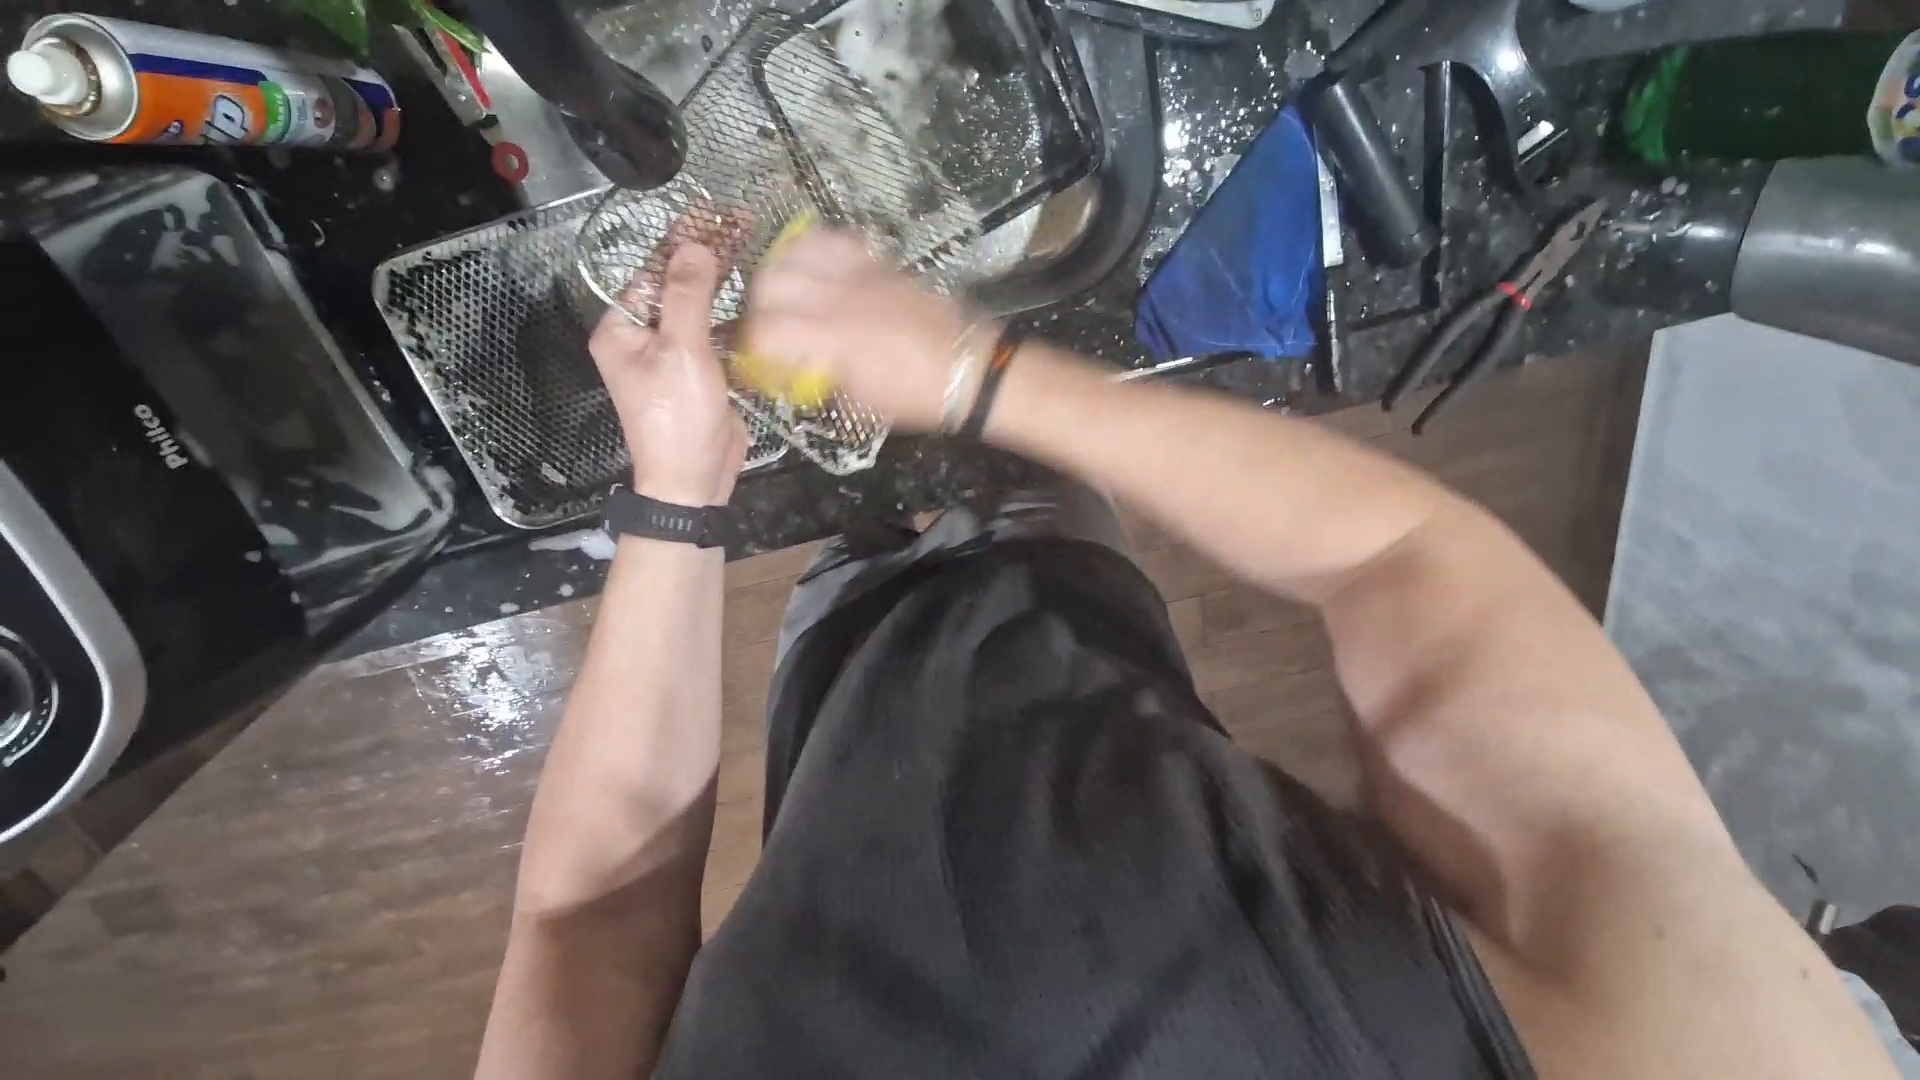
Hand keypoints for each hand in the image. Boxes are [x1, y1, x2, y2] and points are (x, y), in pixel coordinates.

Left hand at [590, 242, 747, 506]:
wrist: (694, 481)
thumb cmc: (678, 418)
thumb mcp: (681, 352)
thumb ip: (687, 296)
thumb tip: (694, 244)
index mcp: (622, 329)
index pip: (651, 270)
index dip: (683, 239)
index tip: (714, 211)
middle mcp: (642, 337)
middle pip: (674, 285)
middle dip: (705, 255)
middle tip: (741, 222)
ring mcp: (672, 355)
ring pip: (697, 308)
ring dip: (722, 282)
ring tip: (753, 247)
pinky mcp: (699, 372)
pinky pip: (713, 333)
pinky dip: (731, 315)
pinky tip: (755, 296)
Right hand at [741, 230, 988, 429]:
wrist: (971, 368)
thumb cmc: (917, 396)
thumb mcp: (861, 402)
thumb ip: (820, 377)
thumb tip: (797, 366)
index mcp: (832, 339)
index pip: (765, 329)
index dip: (752, 345)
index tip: (758, 357)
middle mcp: (839, 297)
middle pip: (771, 279)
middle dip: (760, 304)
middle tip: (771, 324)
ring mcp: (860, 273)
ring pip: (797, 250)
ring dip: (782, 271)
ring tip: (788, 294)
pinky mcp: (879, 261)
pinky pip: (835, 240)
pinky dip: (816, 249)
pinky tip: (817, 269)